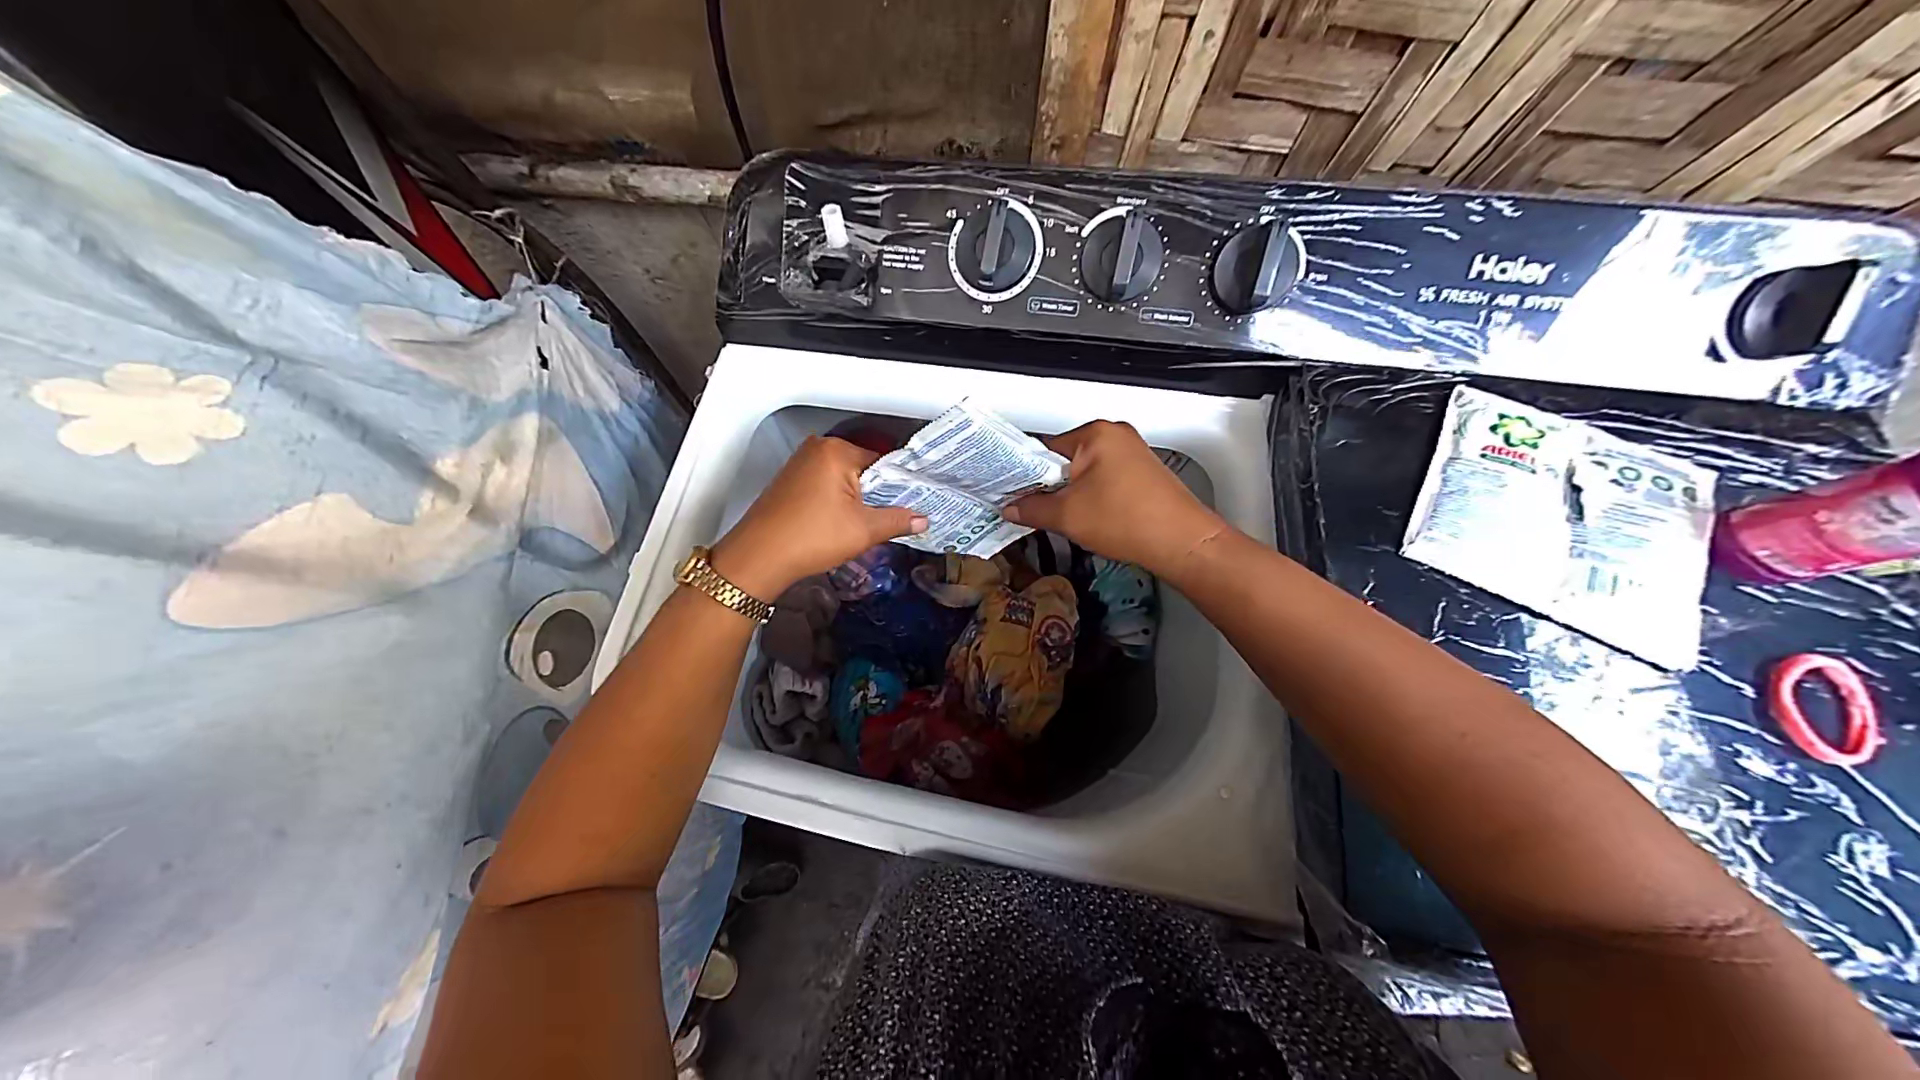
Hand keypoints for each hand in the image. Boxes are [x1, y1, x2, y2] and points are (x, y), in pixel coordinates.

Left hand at [709, 436, 926, 600]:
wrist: (758, 558)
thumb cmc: (808, 538)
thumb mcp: (864, 531)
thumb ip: (898, 521)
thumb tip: (921, 519)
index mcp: (836, 451)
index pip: (883, 461)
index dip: (899, 485)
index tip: (910, 504)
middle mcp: (816, 450)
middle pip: (863, 469)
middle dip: (876, 495)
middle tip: (885, 520)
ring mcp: (799, 465)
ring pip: (844, 480)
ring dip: (855, 501)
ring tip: (860, 526)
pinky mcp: (790, 482)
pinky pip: (825, 486)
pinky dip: (836, 503)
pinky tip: (838, 525)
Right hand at [1002, 420, 1227, 578]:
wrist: (1182, 543)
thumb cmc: (1133, 521)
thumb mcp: (1067, 516)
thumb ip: (1031, 509)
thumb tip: (1013, 508)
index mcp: (1096, 434)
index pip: (1043, 447)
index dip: (1024, 473)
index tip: (1012, 491)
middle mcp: (1116, 436)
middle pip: (1064, 459)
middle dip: (1050, 486)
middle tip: (1037, 510)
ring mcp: (1132, 454)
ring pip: (1084, 472)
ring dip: (1072, 495)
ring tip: (1068, 518)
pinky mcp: (1142, 474)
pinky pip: (1104, 480)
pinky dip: (1092, 498)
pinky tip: (1091, 520)